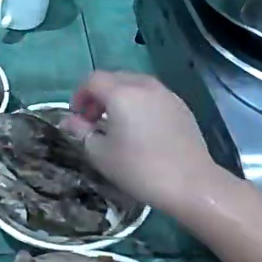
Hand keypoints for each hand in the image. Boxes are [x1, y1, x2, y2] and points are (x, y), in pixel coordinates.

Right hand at [63, 71, 226, 212]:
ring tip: (117, 124)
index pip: (92, 80)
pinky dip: (140, 104)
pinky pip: (153, 96)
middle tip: (93, 120)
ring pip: (135, 85)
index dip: (79, 95)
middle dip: (99, 95)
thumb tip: (70, 121)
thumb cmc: (140, 169)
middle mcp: (145, 85)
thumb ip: (82, 132)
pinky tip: (142, 129)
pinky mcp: (181, 106)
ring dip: (120, 98)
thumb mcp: (102, 154)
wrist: (190, 183)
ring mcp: (166, 94)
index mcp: (122, 93)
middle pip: (115, 78)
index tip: (77, 116)